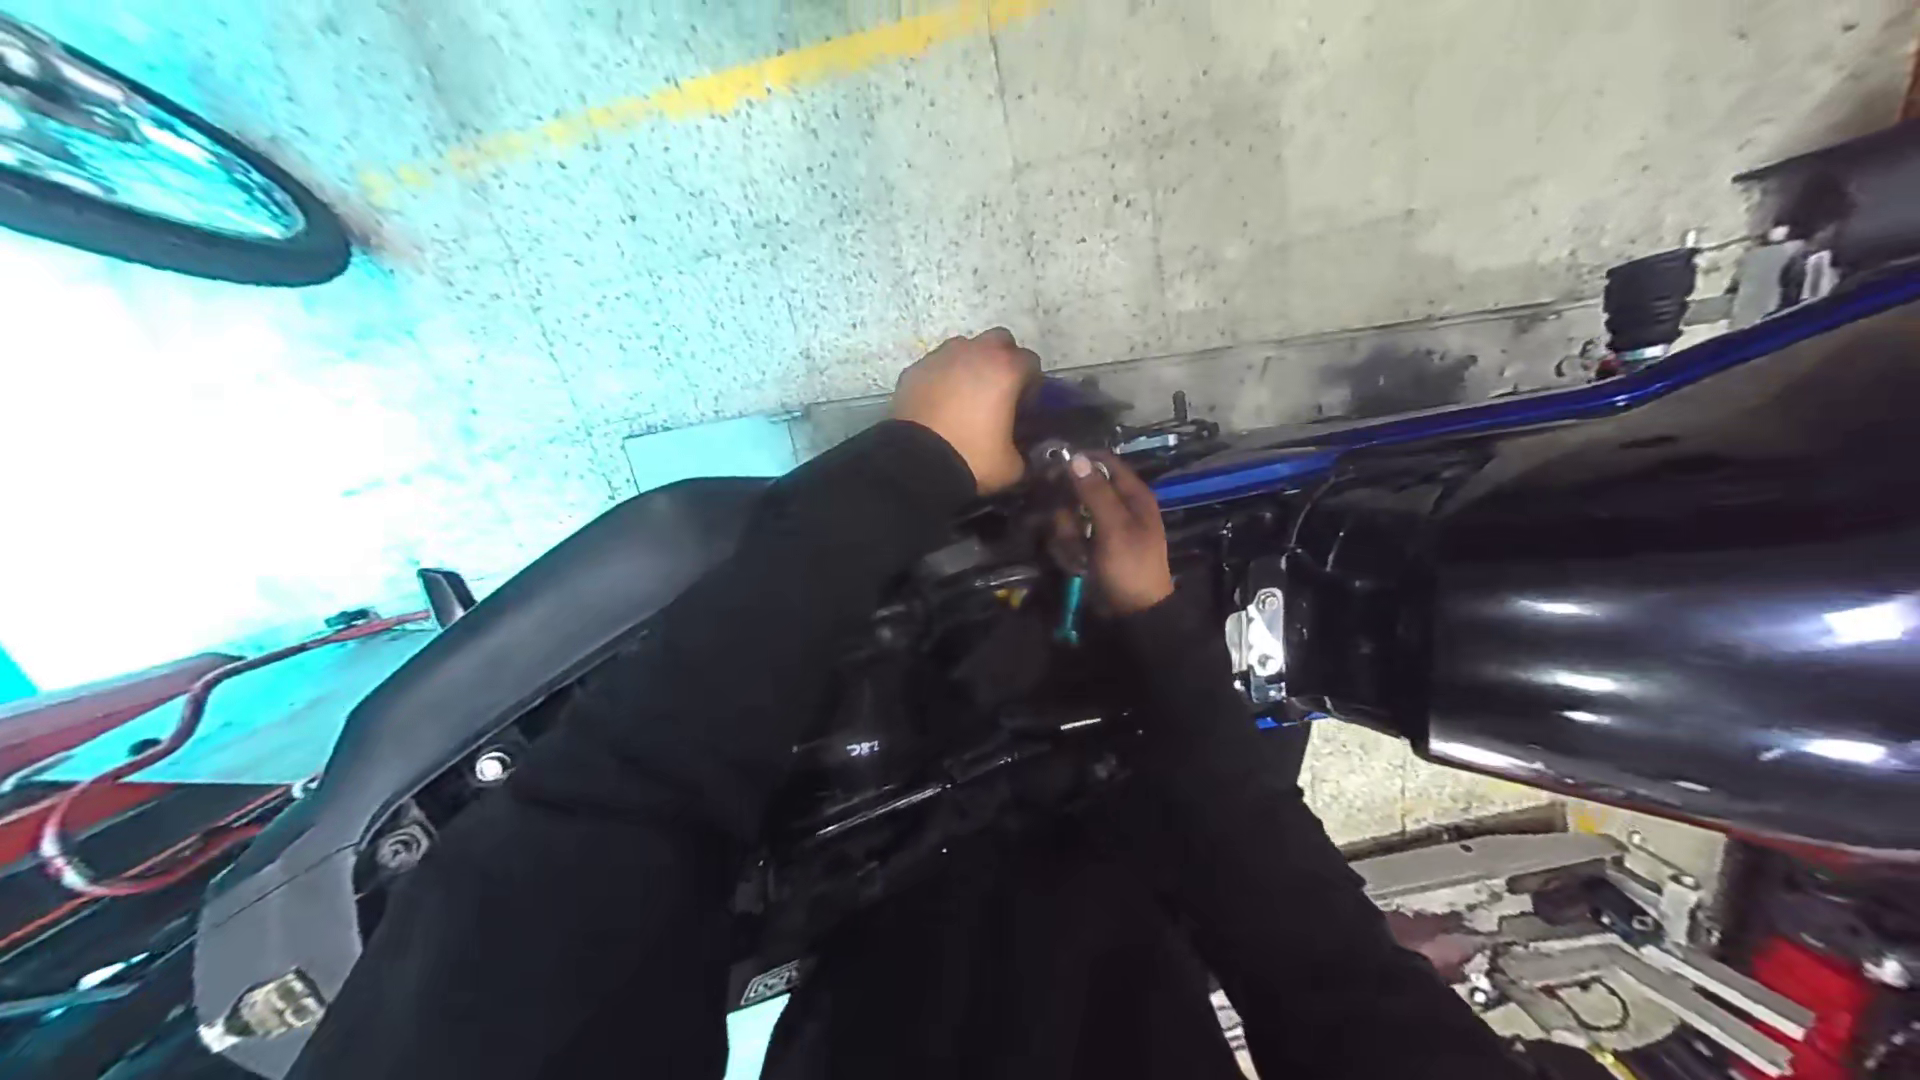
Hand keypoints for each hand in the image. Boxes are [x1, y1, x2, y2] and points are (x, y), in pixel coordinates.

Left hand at [890, 328, 1041, 493]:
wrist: (917, 463)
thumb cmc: (972, 459)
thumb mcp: (1011, 467)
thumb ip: (1021, 453)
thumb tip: (1016, 454)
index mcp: (1005, 370)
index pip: (1030, 362)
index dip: (1030, 383)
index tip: (1023, 405)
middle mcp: (975, 353)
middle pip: (998, 341)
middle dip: (1002, 360)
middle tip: (997, 391)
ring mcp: (941, 357)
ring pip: (964, 347)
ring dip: (970, 364)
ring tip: (964, 396)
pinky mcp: (915, 370)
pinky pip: (935, 366)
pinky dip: (941, 378)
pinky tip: (938, 403)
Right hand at [1068, 452, 1174, 614]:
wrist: (1134, 613)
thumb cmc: (1130, 566)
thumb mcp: (1114, 527)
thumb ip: (1095, 492)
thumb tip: (1075, 458)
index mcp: (1133, 495)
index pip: (1104, 463)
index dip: (1080, 463)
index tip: (1053, 470)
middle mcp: (1118, 506)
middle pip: (1080, 490)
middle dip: (1068, 511)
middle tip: (1068, 528)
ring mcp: (1103, 528)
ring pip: (1070, 516)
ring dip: (1067, 534)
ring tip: (1077, 554)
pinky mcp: (1091, 547)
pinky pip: (1070, 537)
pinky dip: (1069, 550)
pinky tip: (1076, 564)